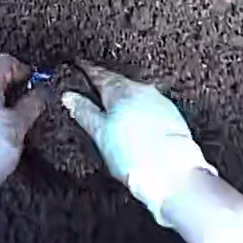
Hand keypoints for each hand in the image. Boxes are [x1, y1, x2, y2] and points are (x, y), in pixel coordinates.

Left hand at [0, 54, 46, 209]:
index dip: (23, 67)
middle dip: (17, 91)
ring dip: (6, 111)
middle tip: (34, 105)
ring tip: (21, 129)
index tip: (38, 80)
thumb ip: (31, 105)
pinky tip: (1, 147)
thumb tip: (42, 90)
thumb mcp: (17, 126)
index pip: (4, 62)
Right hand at [61, 61, 215, 223]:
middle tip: (93, 86)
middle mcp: (141, 90)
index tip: (80, 67)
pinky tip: (135, 123)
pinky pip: (149, 106)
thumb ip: (84, 112)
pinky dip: (139, 110)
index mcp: (121, 90)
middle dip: (106, 84)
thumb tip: (69, 96)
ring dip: (124, 98)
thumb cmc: (135, 156)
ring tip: (113, 108)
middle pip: (119, 82)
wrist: (173, 175)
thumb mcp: (100, 134)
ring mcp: (158, 102)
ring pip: (135, 94)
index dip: (88, 71)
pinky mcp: (171, 116)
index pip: (100, 74)